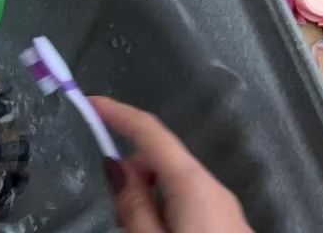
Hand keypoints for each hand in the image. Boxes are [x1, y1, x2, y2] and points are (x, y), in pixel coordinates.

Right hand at [92, 96, 252, 232]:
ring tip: (136, 228)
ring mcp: (228, 211)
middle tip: (112, 202)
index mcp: (194, 183)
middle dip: (135, 170)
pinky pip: (193, 207)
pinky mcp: (233, 232)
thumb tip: (118, 167)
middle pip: (165, 159)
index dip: (118, 112)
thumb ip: (133, 205)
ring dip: (152, 196)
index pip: (151, 130)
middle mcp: (215, 188)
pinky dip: (169, 211)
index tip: (89, 102)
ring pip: (178, 186)